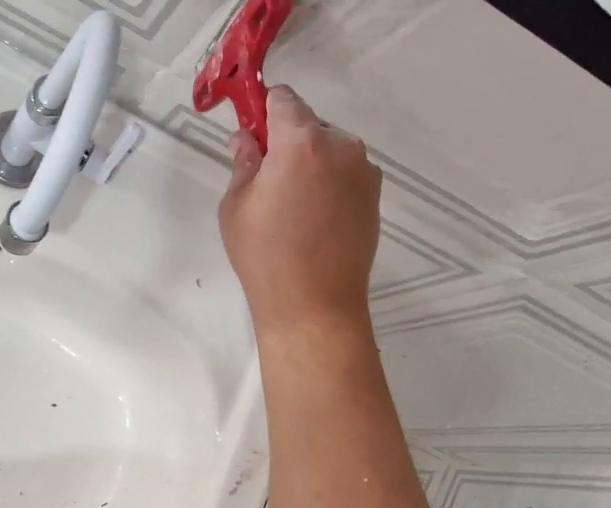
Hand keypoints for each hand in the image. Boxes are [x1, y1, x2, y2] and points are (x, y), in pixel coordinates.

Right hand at [218, 85, 382, 330]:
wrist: (313, 303)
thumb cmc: (264, 256)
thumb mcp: (235, 208)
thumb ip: (243, 164)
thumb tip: (246, 139)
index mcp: (301, 141)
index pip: (283, 100)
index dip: (264, 112)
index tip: (252, 137)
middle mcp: (340, 145)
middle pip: (309, 127)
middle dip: (288, 146)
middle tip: (268, 186)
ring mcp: (363, 170)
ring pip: (330, 153)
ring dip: (311, 167)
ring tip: (293, 212)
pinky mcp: (374, 196)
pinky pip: (346, 177)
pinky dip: (330, 188)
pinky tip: (315, 224)